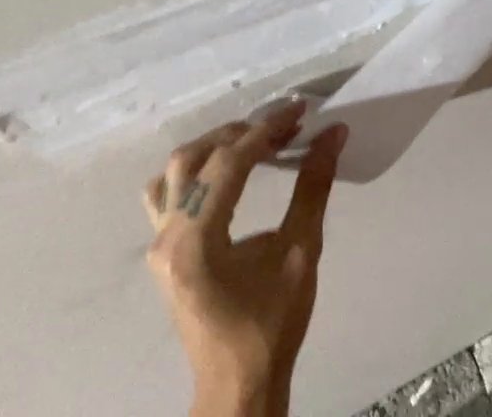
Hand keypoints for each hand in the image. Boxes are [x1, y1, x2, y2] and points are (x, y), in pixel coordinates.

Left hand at [143, 103, 348, 416]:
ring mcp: (159, 246)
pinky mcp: (163, 253)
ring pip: (174, 173)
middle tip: (285, 126)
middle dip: (241, 133)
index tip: (301, 111)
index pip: (230, 162)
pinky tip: (227, 176)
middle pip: (194, 158)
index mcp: (197, 238)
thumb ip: (314, 188)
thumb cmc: (273, 322)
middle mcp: (166, 236)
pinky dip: (197, 172)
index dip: (266, 129)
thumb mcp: (302, 251)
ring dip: (213, 148)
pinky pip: (168, 195)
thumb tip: (332, 134)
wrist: (239, 381)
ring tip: (255, 143)